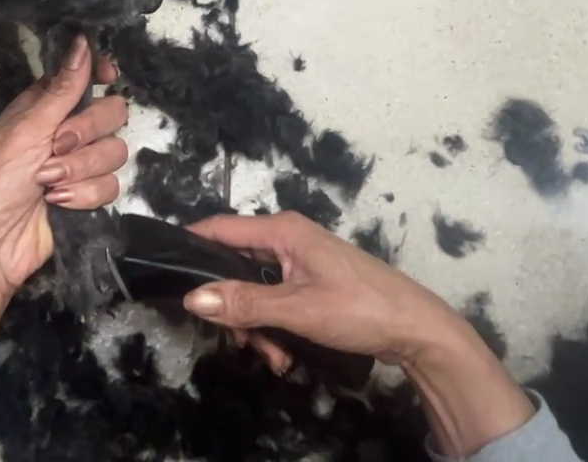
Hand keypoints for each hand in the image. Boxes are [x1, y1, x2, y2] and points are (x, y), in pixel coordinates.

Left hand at [0, 36, 127, 332]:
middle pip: (112, 112)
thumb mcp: (29, 127)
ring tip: (49, 182)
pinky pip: (111, 185)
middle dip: (87, 132)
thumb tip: (83, 41)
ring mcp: (81, 163)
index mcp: (47, 105)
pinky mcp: (89, 195)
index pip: (87, 76)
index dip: (101, 74)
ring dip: (81, 169)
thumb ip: (64, 88)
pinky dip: (84, 195)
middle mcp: (68, 128)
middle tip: (58, 146)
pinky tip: (59, 203)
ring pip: (114, 151)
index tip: (108, 77)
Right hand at [180, 211, 456, 366]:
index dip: (192, 246)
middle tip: (244, 344)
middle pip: (236, 265)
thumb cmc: (357, 308)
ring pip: (255, 288)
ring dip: (256, 324)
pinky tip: (286, 354)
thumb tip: (193, 297)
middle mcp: (286, 237)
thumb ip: (244, 303)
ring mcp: (299, 259)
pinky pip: (275, 297)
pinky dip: (274, 325)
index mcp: (281, 230)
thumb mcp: (297, 310)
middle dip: (234, 307)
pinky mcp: (310, 280)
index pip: (220, 228)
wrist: (417, 329)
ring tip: (277, 358)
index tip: (170, 273)